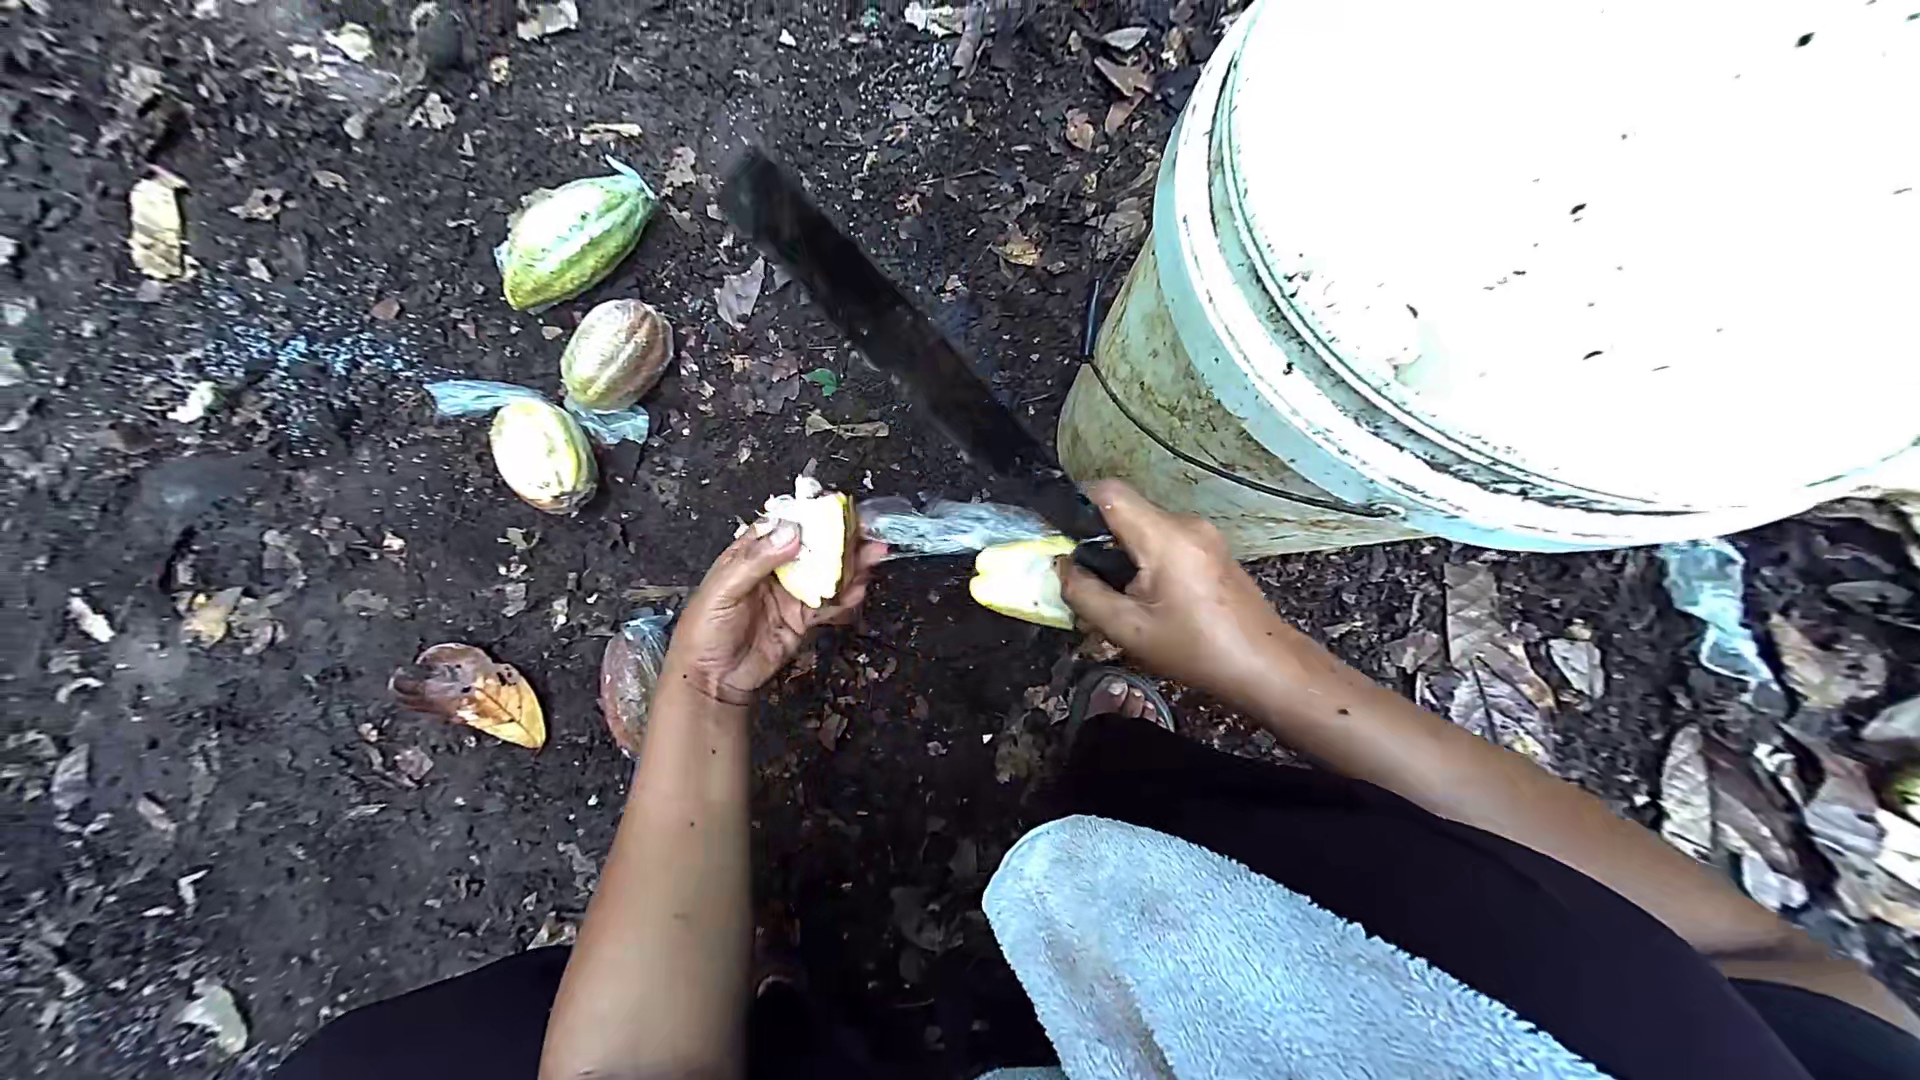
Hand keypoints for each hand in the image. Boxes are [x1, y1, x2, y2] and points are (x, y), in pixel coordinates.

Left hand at [662, 523, 886, 706]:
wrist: (711, 680)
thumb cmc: (704, 630)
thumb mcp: (724, 589)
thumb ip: (757, 559)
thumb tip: (792, 533)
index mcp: (751, 554)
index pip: (786, 527)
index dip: (812, 517)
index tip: (837, 509)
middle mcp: (775, 570)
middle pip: (814, 549)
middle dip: (842, 540)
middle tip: (868, 532)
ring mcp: (791, 595)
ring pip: (827, 575)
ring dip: (851, 566)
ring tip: (874, 556)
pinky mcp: (803, 619)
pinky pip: (829, 604)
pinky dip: (847, 597)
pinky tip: (860, 589)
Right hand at [1058, 480, 1327, 704]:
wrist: (1264, 665)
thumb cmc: (1195, 649)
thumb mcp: (1127, 629)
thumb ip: (1084, 593)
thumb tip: (1063, 565)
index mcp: (1164, 537)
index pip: (1109, 491)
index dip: (1076, 502)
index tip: (1059, 533)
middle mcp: (1184, 523)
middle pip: (1125, 509)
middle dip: (1095, 535)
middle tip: (1080, 572)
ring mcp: (1201, 532)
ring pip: (1142, 525)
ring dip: (1119, 549)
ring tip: (1111, 589)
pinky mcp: (1209, 545)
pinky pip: (1163, 537)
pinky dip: (1142, 555)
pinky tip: (1141, 591)